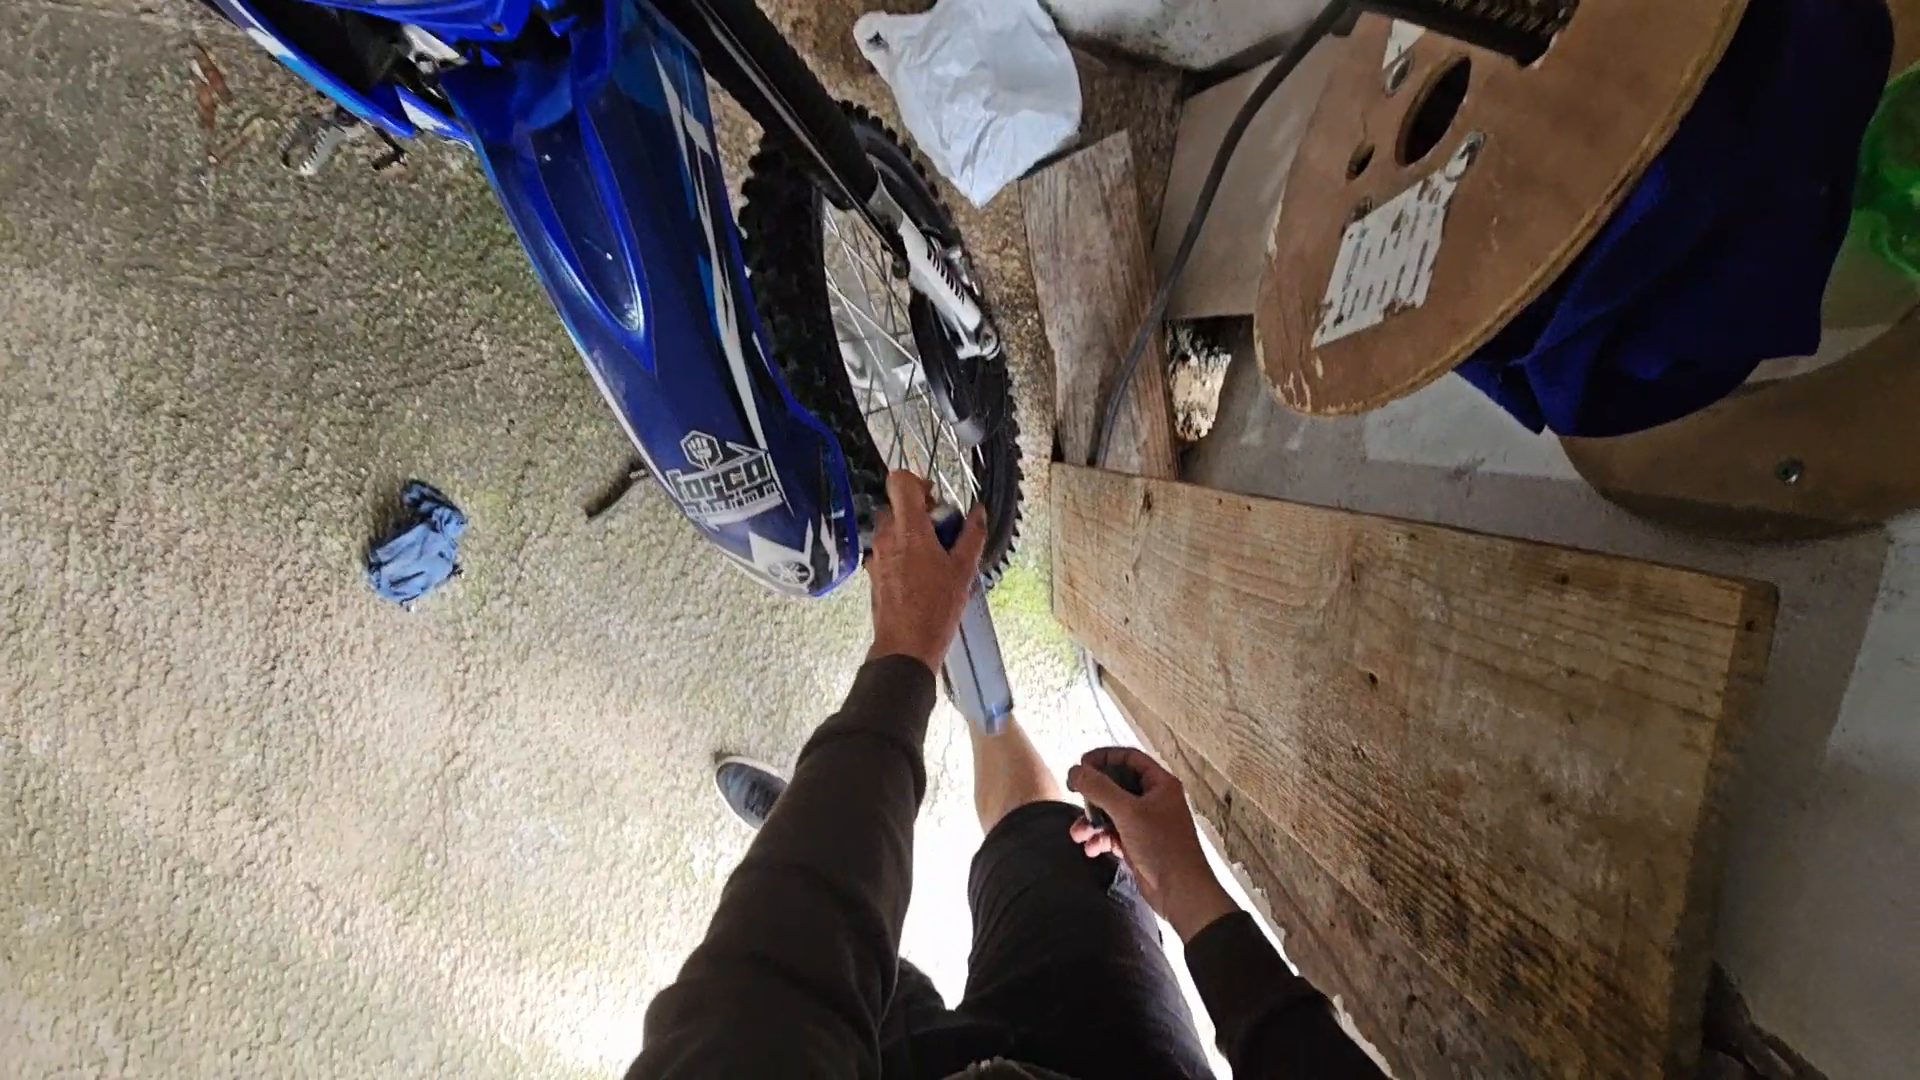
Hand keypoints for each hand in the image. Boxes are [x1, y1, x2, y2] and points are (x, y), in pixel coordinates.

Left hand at [865, 471, 987, 672]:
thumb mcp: (963, 570)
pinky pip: (888, 549)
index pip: (900, 481)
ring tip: (934, 558)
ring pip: (893, 528)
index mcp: (909, 529)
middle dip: (920, 513)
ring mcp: (877, 554)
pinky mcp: (874, 572)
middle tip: (942, 534)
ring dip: (912, 534)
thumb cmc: (935, 609)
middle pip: (898, 505)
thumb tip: (979, 512)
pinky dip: (903, 553)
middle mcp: (886, 537)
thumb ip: (972, 535)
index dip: (918, 482)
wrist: (905, 646)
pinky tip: (922, 575)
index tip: (935, 500)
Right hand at [1068, 747, 1238, 942]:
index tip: (1082, 764)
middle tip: (1074, 794)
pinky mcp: (1138, 844)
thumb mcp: (1127, 812)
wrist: (1181, 895)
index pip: (1129, 758)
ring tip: (1076, 832)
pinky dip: (1100, 838)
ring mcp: (1145, 823)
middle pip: (1116, 784)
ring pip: (1111, 811)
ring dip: (1092, 820)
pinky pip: (1113, 833)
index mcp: (1159, 784)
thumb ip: (1099, 788)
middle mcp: (1153, 800)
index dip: (1104, 757)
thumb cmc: (1162, 847)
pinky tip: (1090, 848)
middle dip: (1093, 793)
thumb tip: (1075, 770)